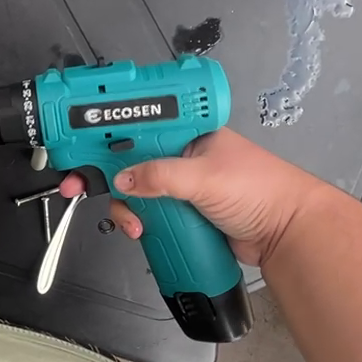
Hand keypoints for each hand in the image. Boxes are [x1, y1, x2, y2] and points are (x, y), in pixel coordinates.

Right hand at [58, 128, 331, 265]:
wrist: (289, 236)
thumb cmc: (261, 192)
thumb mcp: (205, 177)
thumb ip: (160, 176)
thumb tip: (122, 181)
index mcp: (186, 132)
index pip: (136, 125)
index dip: (103, 132)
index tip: (76, 141)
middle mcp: (177, 155)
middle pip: (124, 159)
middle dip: (101, 173)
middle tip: (73, 184)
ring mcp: (176, 185)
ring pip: (131, 190)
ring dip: (123, 206)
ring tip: (133, 223)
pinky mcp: (178, 211)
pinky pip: (145, 212)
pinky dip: (135, 221)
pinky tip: (140, 230)